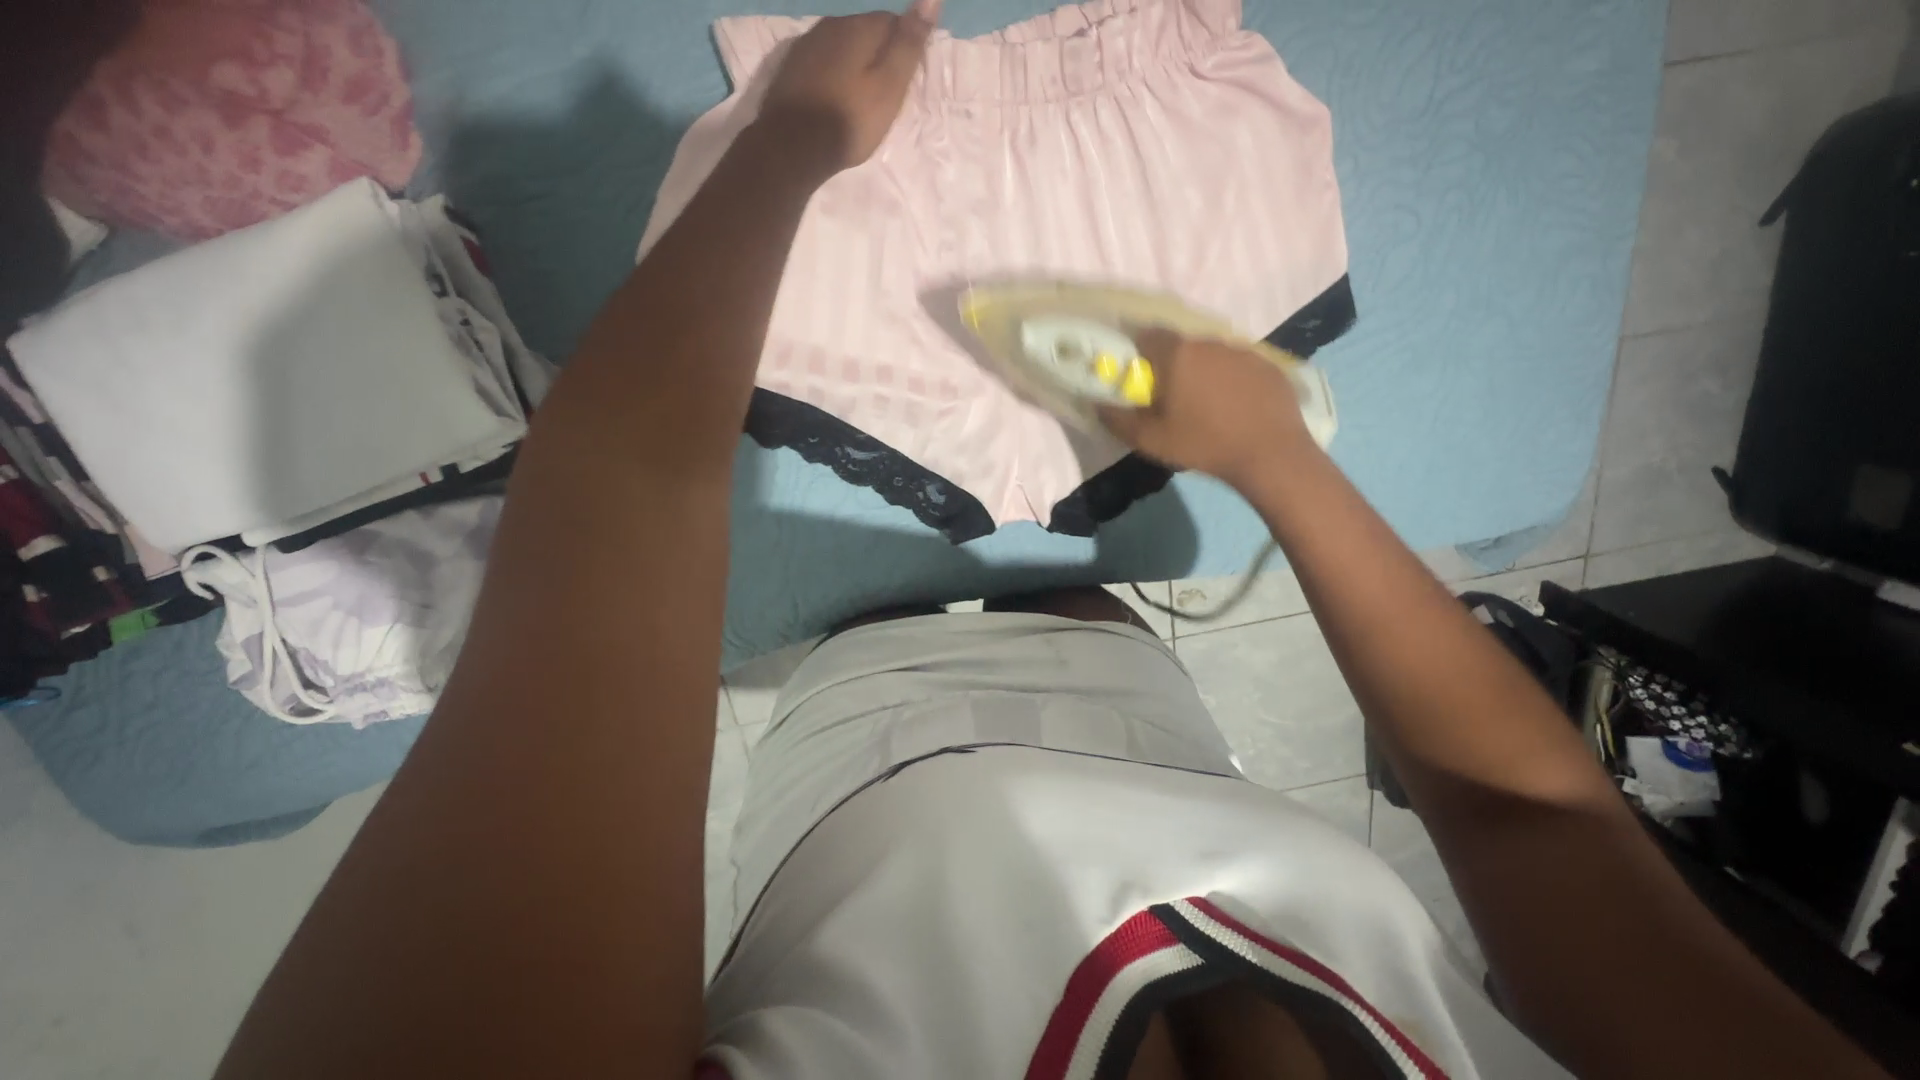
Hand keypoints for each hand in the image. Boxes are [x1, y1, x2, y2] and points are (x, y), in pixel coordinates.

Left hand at [756, 0, 941, 172]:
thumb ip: (909, 43)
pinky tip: (833, 101)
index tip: (904, 82)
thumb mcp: (890, 85)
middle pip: (864, 33)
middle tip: (883, 96)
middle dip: (877, 57)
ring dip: (852, 67)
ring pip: (840, 48)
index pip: (892, 21)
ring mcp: (805, 45)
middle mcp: (829, 25)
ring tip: (858, 101)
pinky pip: (820, 64)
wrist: (792, 147)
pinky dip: (831, 77)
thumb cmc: (849, 119)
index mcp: (857, 26)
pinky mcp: (789, 68)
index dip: (903, 50)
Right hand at [1098, 329, 1319, 487]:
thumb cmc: (1204, 445)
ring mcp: (1244, 352)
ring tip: (1207, 404)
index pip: (1149, 334)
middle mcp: (1210, 343)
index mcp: (1178, 354)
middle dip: (1173, 365)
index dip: (1139, 350)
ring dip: (1205, 372)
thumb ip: (1118, 419)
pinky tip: (1237, 408)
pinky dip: (1233, 381)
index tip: (1138, 373)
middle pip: (1183, 346)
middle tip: (1171, 396)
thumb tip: (1097, 404)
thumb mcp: (1151, 440)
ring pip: (1214, 355)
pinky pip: (1241, 367)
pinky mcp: (1270, 366)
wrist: (1271, 455)